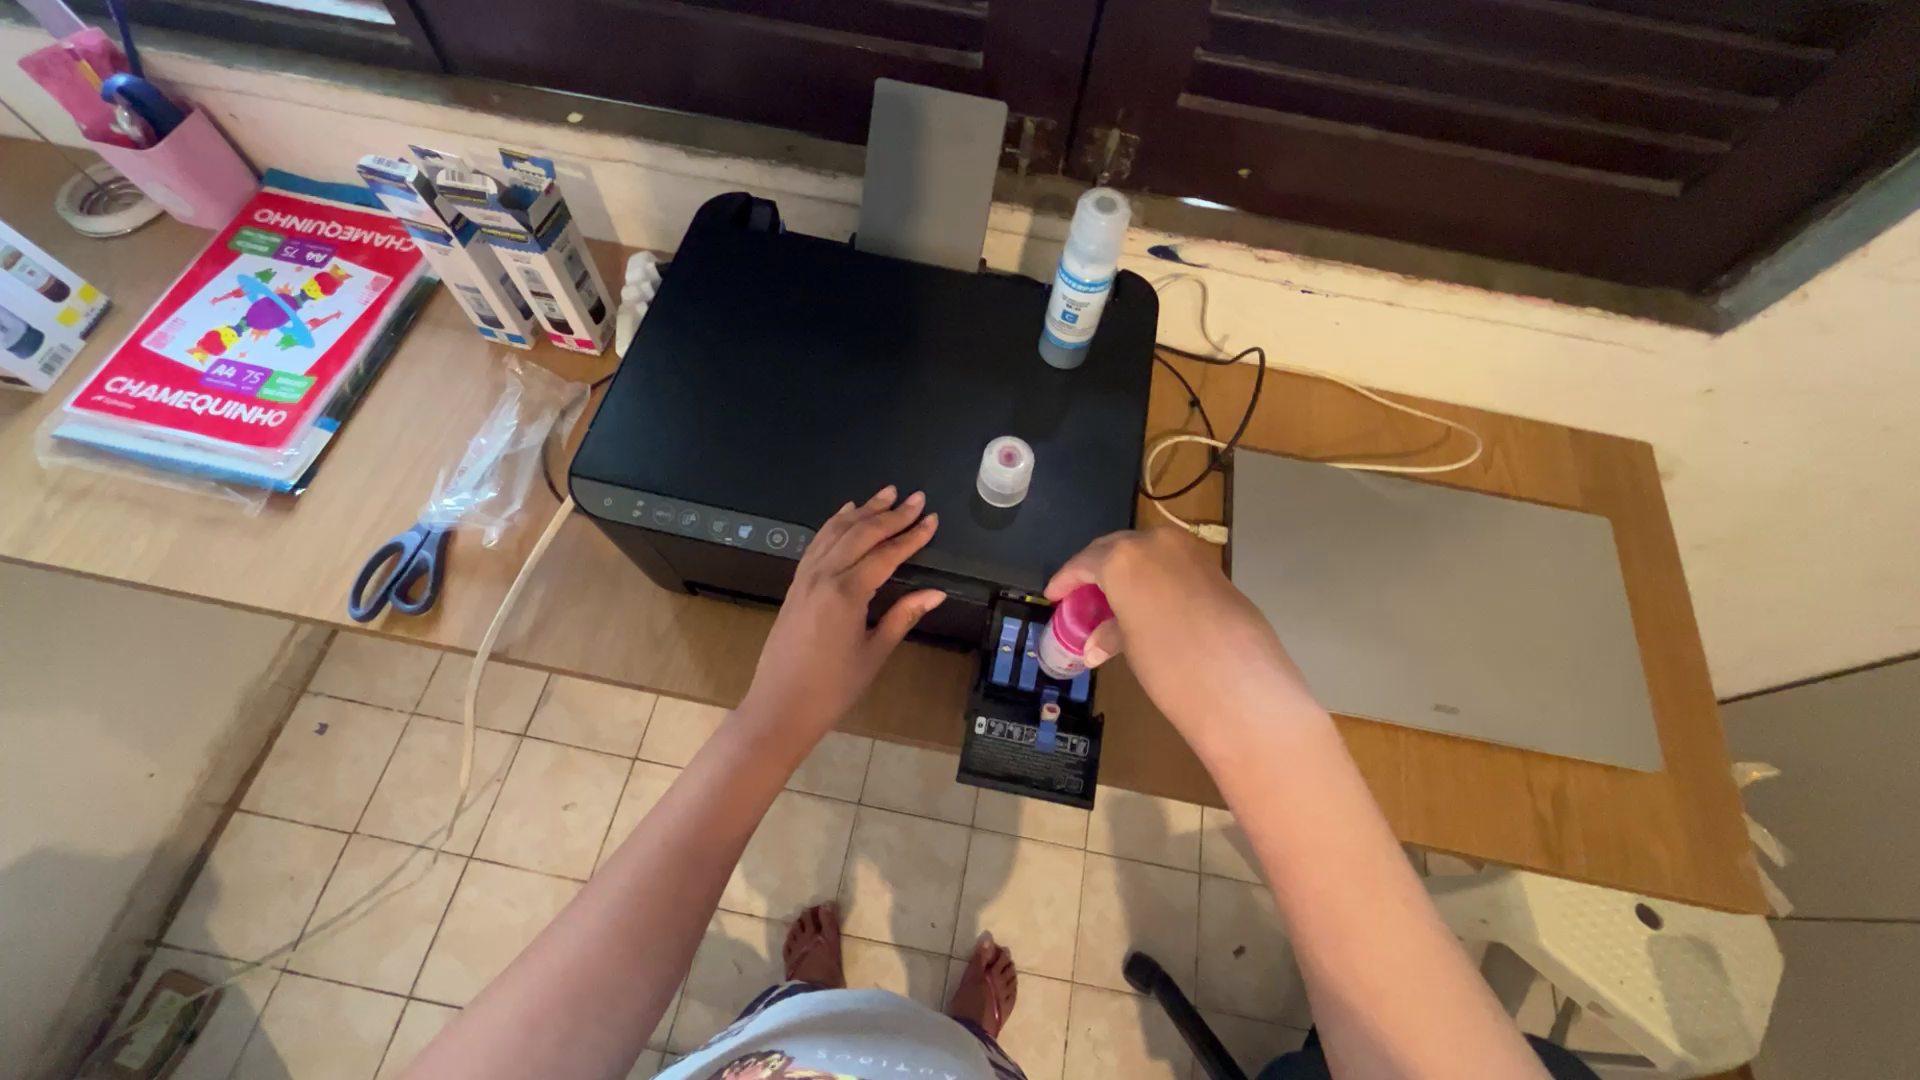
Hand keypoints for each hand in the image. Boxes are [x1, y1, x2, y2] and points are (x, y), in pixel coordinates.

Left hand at [739, 486, 945, 740]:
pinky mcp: (795, 584)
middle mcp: (824, 576)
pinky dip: (834, 524)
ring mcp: (805, 578)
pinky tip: (846, 514)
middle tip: (916, 498)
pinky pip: (817, 543)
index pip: (887, 553)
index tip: (932, 519)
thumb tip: (936, 593)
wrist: (779, 706)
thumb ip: (904, 616)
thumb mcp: (875, 653)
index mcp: (847, 593)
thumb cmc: (832, 688)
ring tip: (886, 494)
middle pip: (862, 534)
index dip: (912, 535)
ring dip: (864, 511)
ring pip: (837, 532)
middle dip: (892, 514)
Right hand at [1045, 528, 1320, 746]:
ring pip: (1149, 554)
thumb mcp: (1130, 646)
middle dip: (1097, 570)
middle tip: (1082, 596)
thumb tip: (1095, 644)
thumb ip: (1110, 632)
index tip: (1054, 596)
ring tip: (1115, 603)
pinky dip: (1156, 580)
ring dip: (1129, 573)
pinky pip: (1173, 567)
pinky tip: (1150, 606)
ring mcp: (1191, 553)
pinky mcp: (1216, 570)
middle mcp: (1157, 544)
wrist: (1241, 686)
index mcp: (1124, 557)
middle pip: (1117, 548)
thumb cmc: (1169, 665)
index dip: (1066, 580)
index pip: (1085, 562)